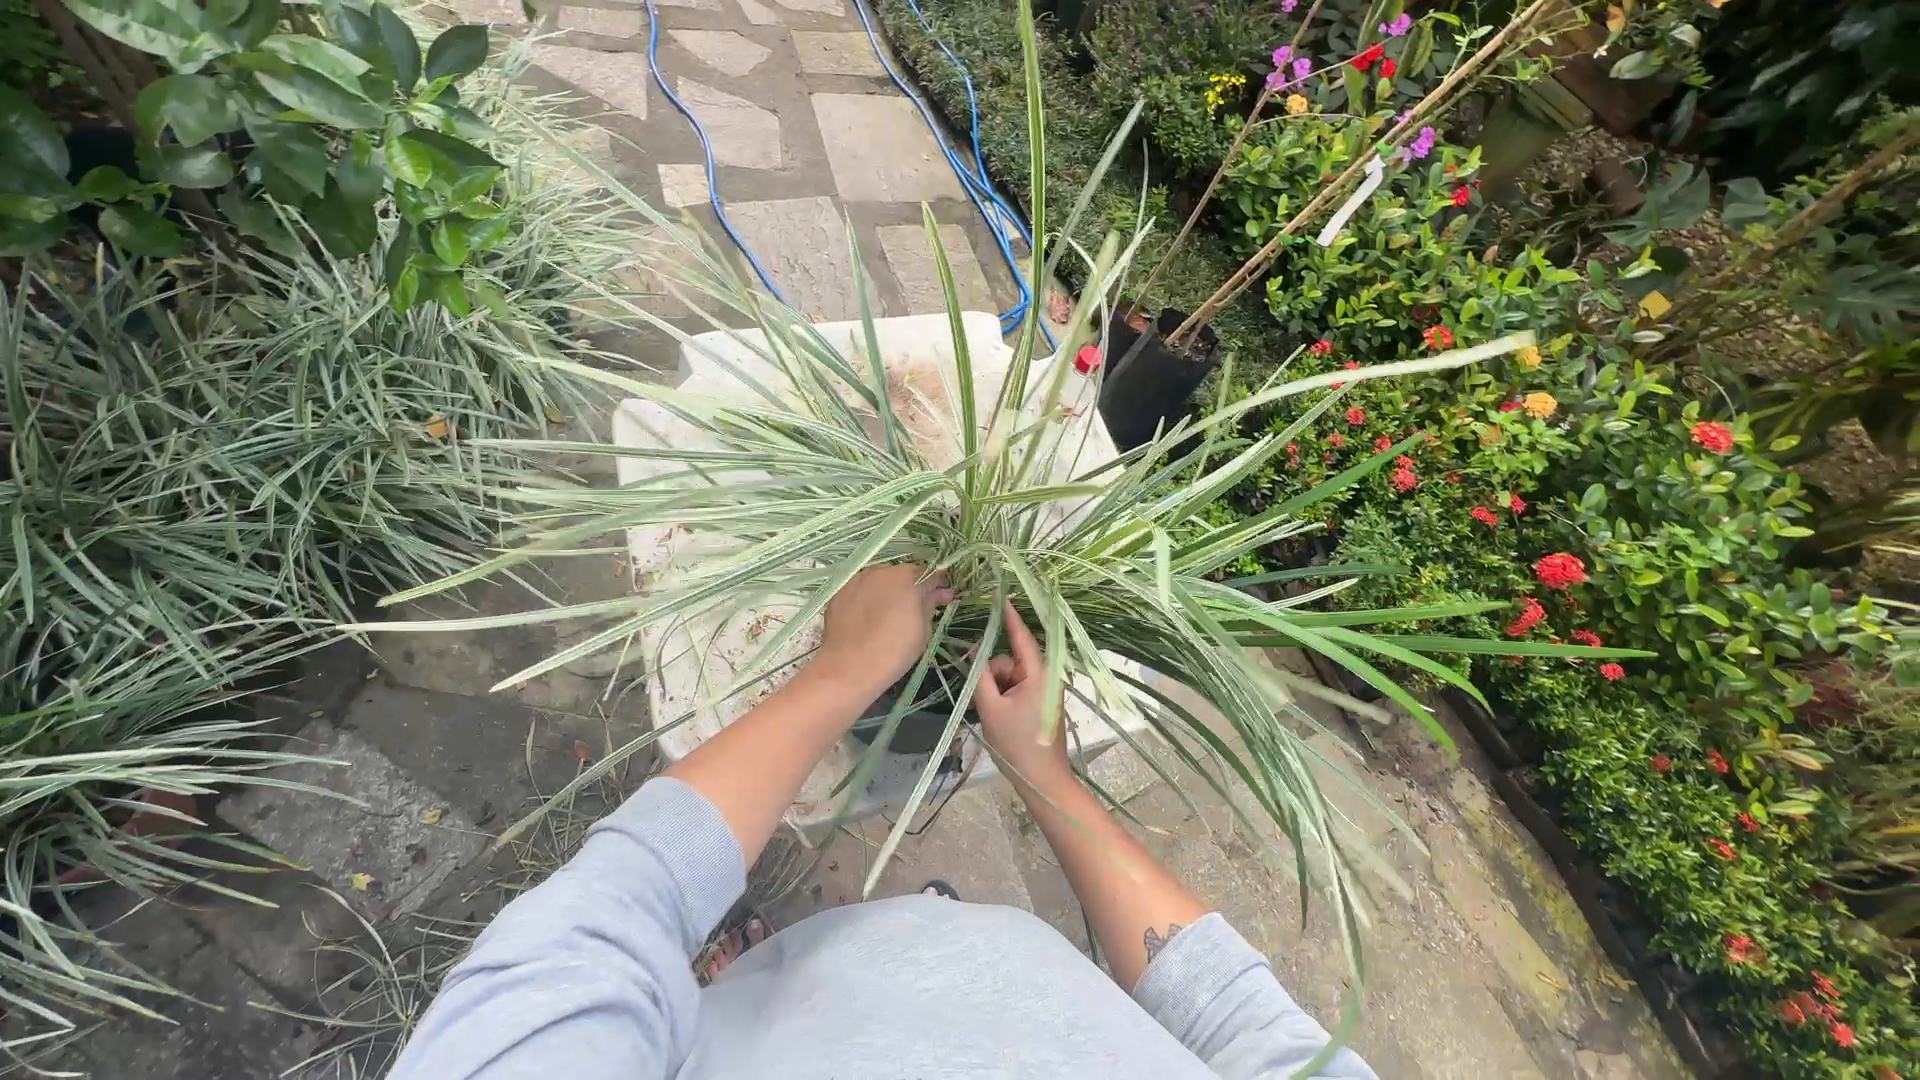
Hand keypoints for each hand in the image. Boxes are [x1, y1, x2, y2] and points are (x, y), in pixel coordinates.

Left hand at [813, 563, 951, 696]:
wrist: (848, 669)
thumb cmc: (893, 652)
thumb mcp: (922, 630)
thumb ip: (930, 605)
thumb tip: (941, 592)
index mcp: (907, 578)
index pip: (930, 575)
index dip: (937, 587)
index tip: (941, 601)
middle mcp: (881, 571)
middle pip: (904, 574)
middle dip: (912, 588)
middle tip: (914, 611)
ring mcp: (857, 580)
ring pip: (880, 580)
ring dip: (889, 591)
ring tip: (888, 615)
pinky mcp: (840, 592)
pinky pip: (862, 590)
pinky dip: (868, 598)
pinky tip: (868, 619)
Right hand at [975, 603, 1071, 788]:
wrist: (1042, 779)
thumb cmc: (1017, 744)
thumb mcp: (991, 708)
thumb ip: (979, 677)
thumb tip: (972, 652)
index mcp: (1039, 674)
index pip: (1022, 637)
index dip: (1009, 616)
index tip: (1000, 595)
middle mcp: (1046, 676)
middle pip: (1011, 658)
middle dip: (993, 671)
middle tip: (983, 696)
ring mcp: (1045, 690)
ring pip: (1011, 674)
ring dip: (997, 686)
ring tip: (993, 713)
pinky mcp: (1041, 702)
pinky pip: (1017, 686)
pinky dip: (1004, 694)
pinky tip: (999, 715)